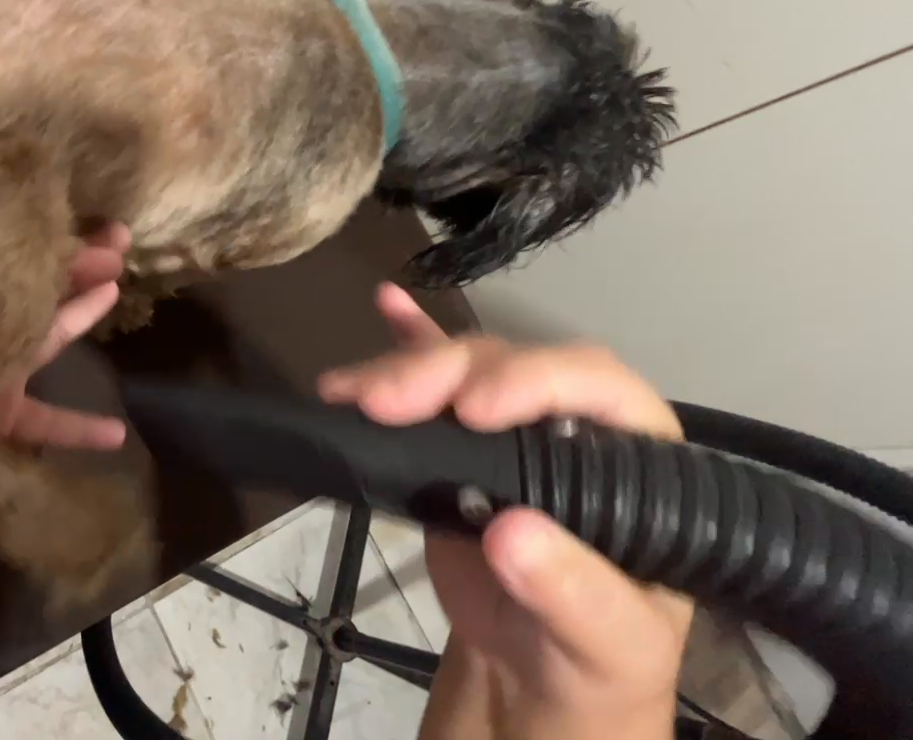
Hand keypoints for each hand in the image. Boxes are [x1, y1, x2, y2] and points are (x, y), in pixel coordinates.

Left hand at [0, 224, 132, 496]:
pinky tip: (116, 433)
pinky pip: (43, 426)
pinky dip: (78, 430)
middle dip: (73, 268)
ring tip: (117, 293)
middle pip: (34, 296)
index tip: (69, 222)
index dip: (37, 247)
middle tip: (117, 243)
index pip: (0, 268)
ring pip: (44, 343)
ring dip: (80, 320)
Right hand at [320, 286, 690, 739]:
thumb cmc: (592, 663)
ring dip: (399, 368)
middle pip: (506, 366)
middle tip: (379, 403)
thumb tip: (511, 534)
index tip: (469, 412)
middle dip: (437, 373)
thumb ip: (576, 595)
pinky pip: (430, 380)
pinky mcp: (448, 444)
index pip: (596, 386)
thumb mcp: (607, 645)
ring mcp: (502, 432)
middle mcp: (567, 430)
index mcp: (631, 462)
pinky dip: (406, 337)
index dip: (533, 380)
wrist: (528, 674)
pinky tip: (386, 305)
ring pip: (455, 367)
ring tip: (346, 390)